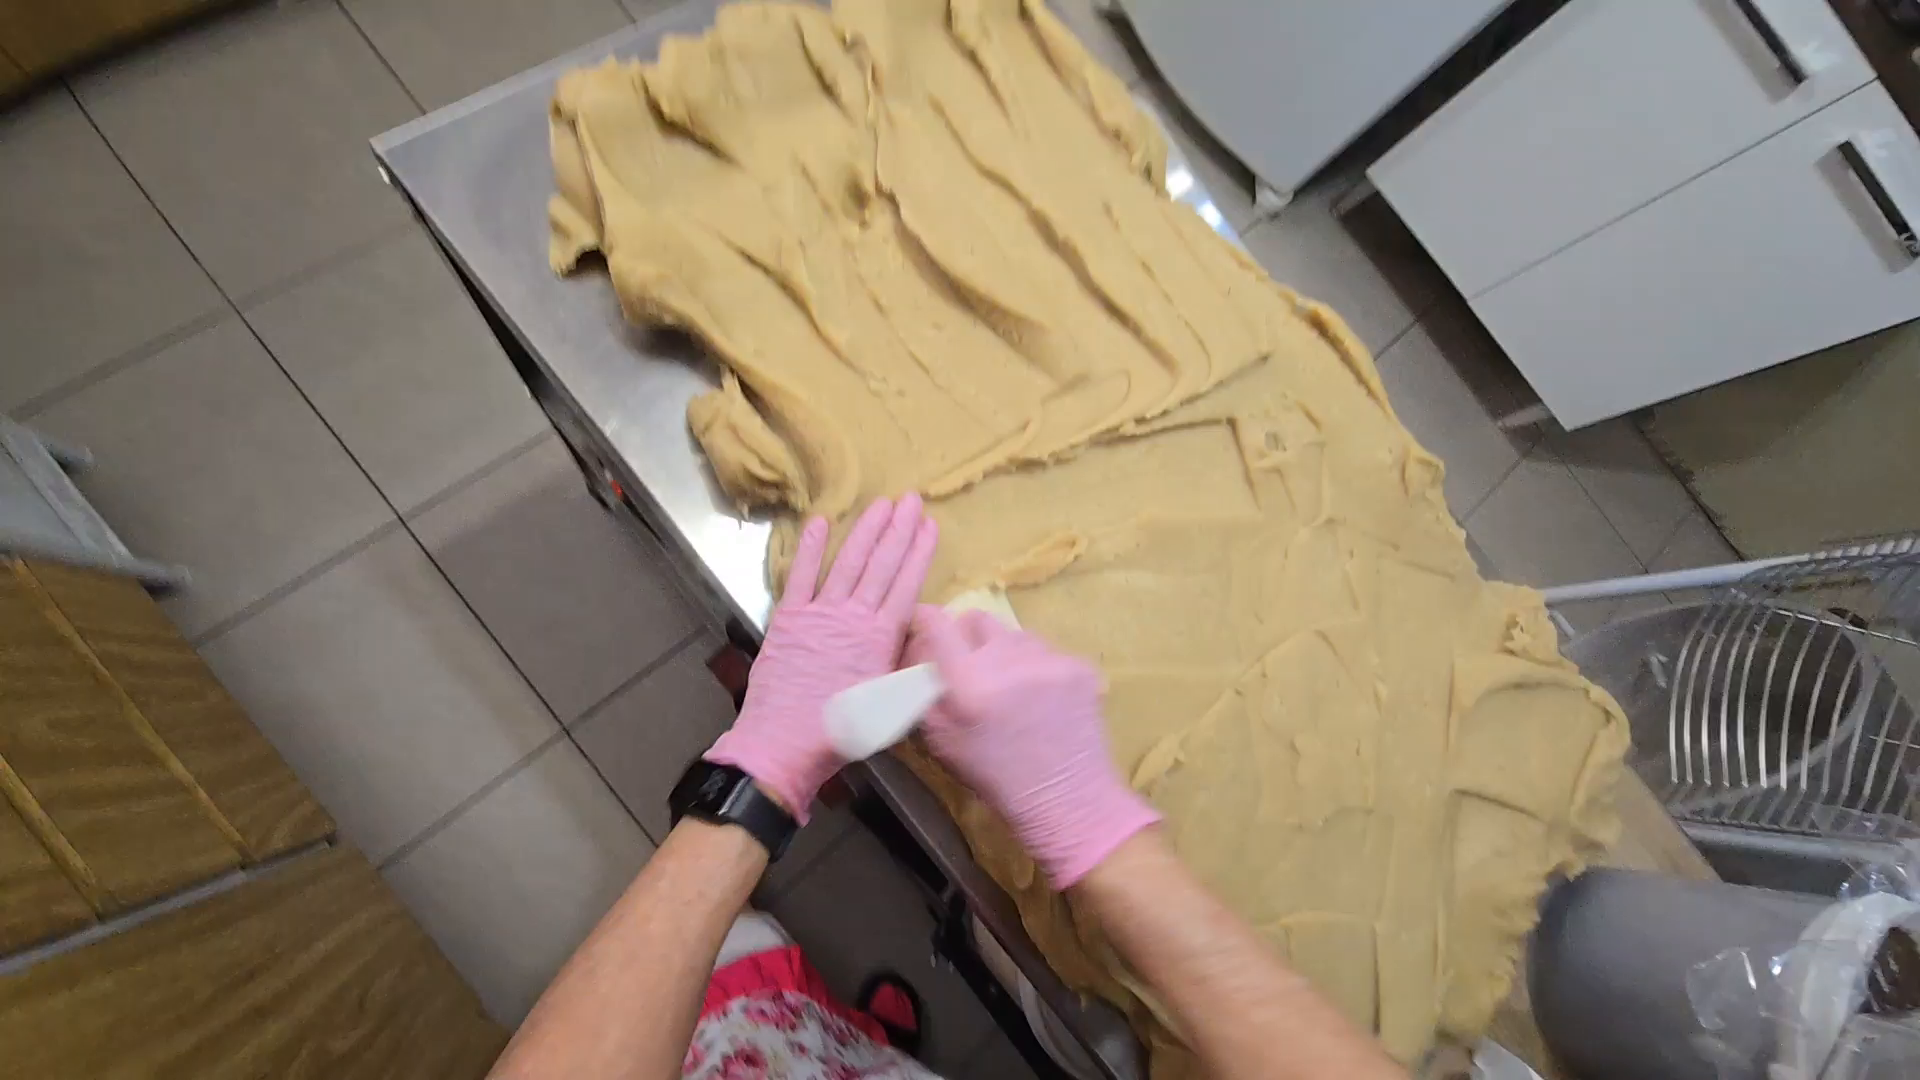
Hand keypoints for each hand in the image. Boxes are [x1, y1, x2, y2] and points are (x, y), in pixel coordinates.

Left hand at [705, 496, 937, 822]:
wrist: (784, 744)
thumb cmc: (843, 733)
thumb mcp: (891, 708)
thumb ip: (912, 673)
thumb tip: (934, 649)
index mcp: (882, 638)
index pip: (907, 584)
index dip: (919, 552)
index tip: (929, 524)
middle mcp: (855, 617)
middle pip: (882, 564)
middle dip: (899, 529)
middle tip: (911, 499)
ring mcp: (820, 613)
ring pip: (849, 562)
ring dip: (866, 531)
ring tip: (881, 504)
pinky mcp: (789, 618)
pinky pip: (801, 575)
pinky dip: (811, 549)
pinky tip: (821, 522)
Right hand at [906, 608, 1158, 887]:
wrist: (1065, 799)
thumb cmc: (994, 776)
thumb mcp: (940, 741)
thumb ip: (923, 691)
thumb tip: (919, 649)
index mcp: (969, 683)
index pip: (938, 623)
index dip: (926, 619)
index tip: (924, 625)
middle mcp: (1009, 660)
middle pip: (977, 619)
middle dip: (967, 637)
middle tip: (970, 665)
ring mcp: (1049, 660)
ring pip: (1014, 634)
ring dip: (1004, 652)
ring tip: (1010, 688)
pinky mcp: (1079, 665)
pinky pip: (1046, 650)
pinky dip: (1037, 667)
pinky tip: (1041, 698)